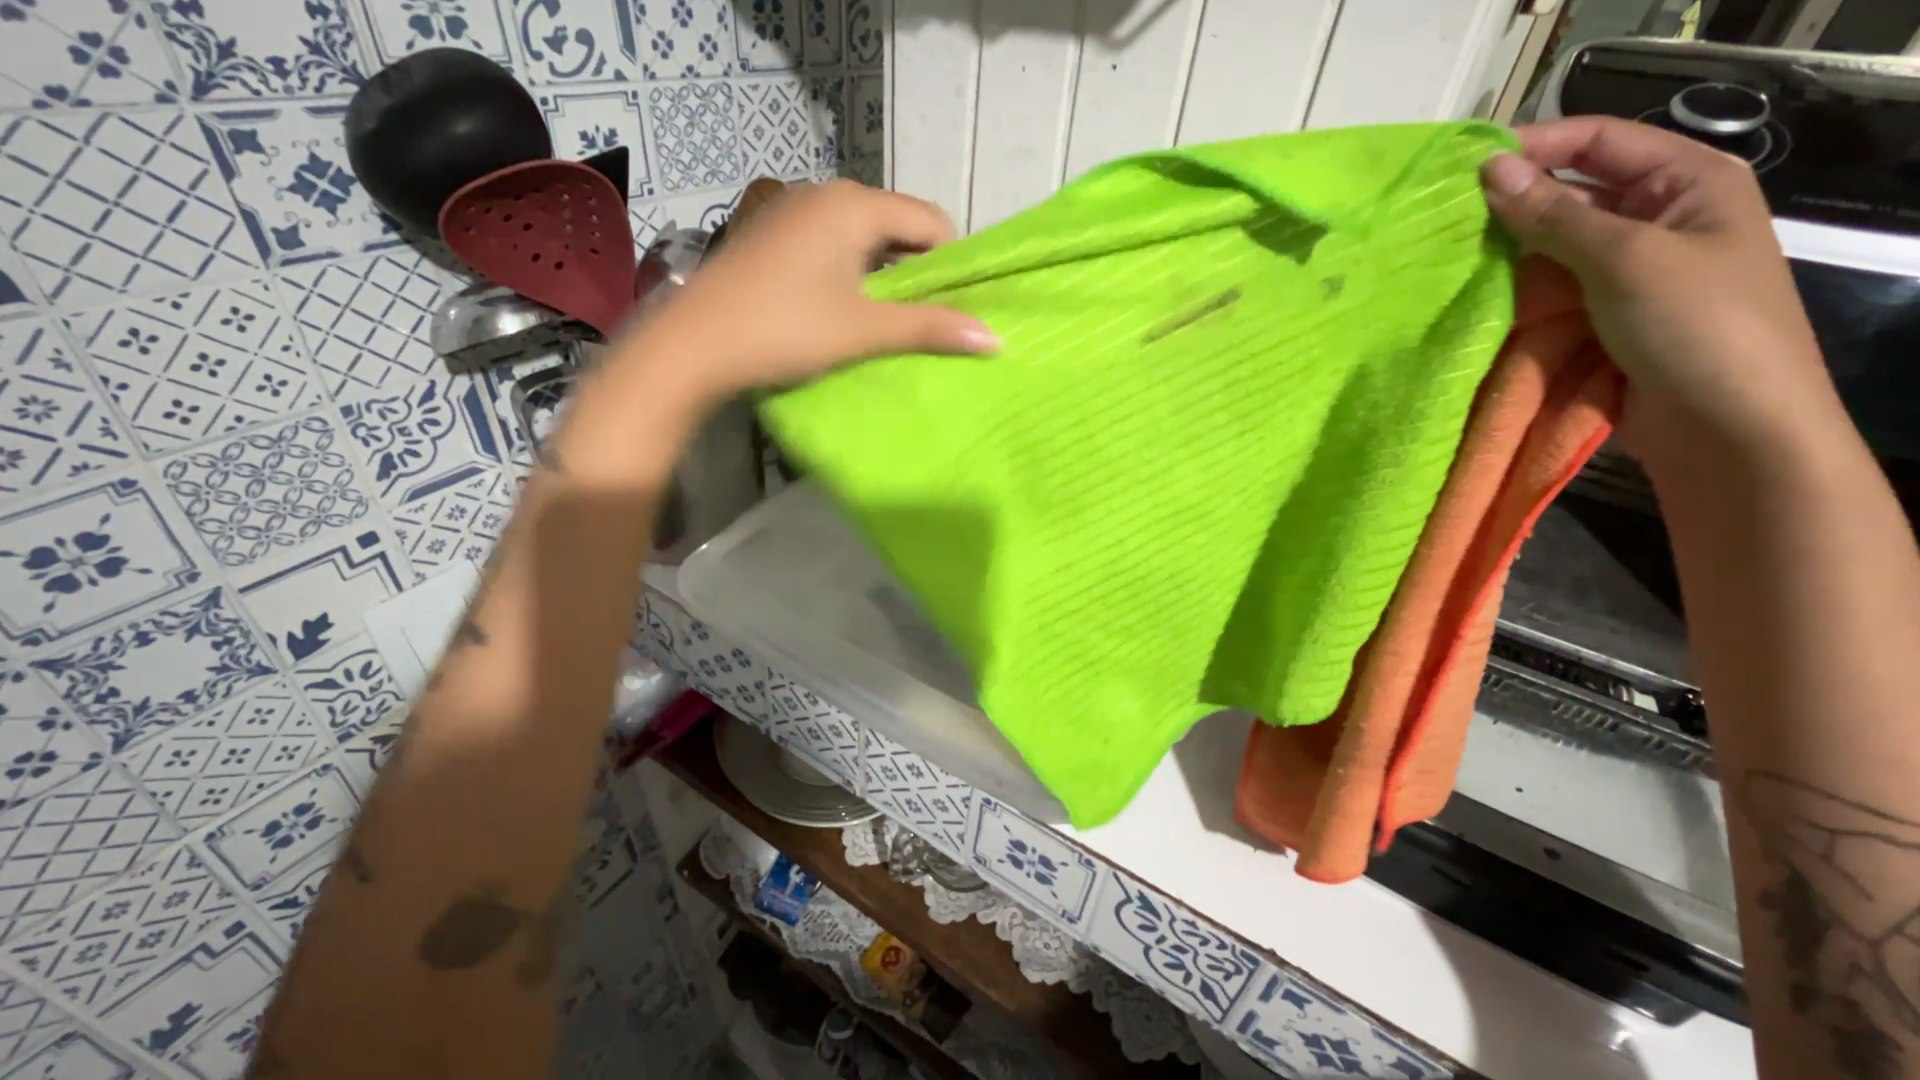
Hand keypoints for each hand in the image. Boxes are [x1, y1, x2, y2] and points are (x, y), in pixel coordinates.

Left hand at [616, 179, 998, 406]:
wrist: (690, 347)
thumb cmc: (783, 330)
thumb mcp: (863, 331)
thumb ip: (930, 328)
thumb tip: (995, 339)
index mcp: (854, 203)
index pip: (932, 221)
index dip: (951, 265)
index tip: (951, 309)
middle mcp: (826, 193)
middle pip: (898, 225)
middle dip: (918, 270)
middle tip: (923, 320)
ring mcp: (793, 211)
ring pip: (864, 237)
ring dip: (883, 275)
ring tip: (887, 322)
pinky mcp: (772, 234)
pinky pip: (832, 244)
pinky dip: (850, 272)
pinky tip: (843, 311)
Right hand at [1480, 117, 1844, 465]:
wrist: (1730, 432)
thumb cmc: (1697, 327)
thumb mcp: (1625, 258)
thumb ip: (1553, 214)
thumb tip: (1489, 169)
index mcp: (1688, 181)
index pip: (1598, 140)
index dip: (1535, 146)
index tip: (1464, 169)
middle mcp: (1659, 218)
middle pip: (1573, 193)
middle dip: (1512, 205)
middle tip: (1443, 221)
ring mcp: (1631, 273)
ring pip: (1554, 248)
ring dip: (1507, 255)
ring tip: (1445, 260)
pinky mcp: (1606, 320)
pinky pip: (1552, 293)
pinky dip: (1516, 295)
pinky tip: (1472, 299)